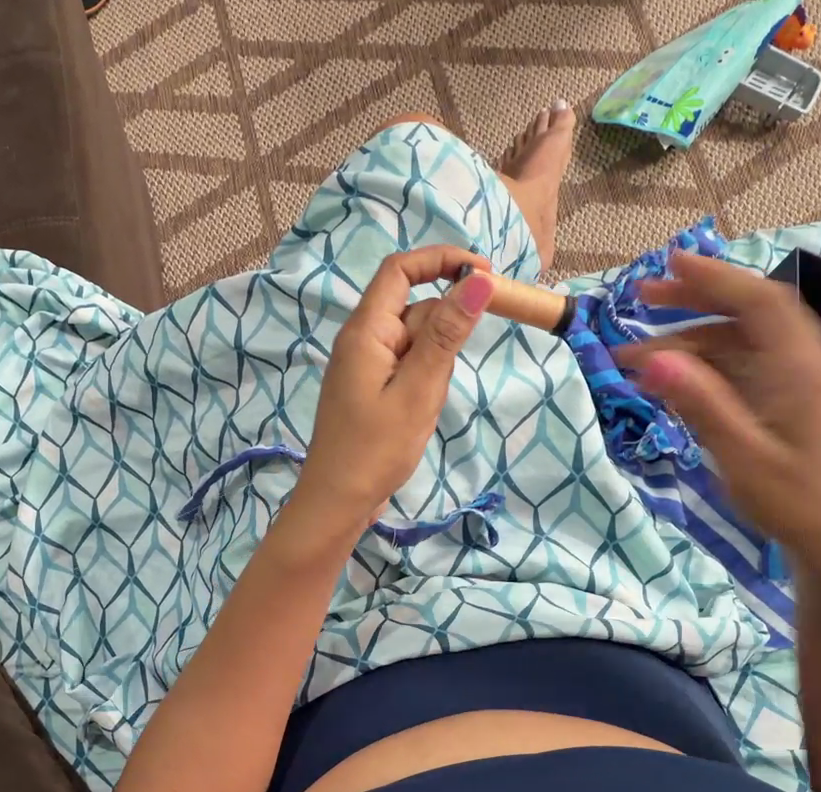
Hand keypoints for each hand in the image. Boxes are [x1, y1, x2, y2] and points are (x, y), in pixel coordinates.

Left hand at [294, 246, 494, 529]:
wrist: (337, 503)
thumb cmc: (374, 450)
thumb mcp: (419, 390)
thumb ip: (446, 334)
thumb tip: (477, 279)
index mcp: (365, 331)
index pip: (400, 270)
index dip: (441, 259)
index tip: (484, 272)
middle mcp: (361, 341)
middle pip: (413, 309)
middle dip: (441, 334)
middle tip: (438, 383)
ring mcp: (365, 366)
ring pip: (416, 342)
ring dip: (434, 366)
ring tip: (420, 408)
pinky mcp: (371, 389)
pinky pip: (407, 369)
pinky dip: (423, 383)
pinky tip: (416, 416)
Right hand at [614, 252, 820, 559]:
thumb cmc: (792, 501)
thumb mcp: (740, 454)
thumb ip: (699, 402)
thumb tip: (653, 360)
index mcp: (802, 370)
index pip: (759, 303)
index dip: (714, 279)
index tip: (668, 266)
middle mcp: (806, 366)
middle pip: (750, 316)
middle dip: (694, 303)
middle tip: (641, 300)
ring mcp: (801, 385)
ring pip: (742, 345)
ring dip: (690, 343)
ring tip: (635, 358)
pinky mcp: (792, 405)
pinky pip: (745, 370)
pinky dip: (705, 368)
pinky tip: (671, 381)